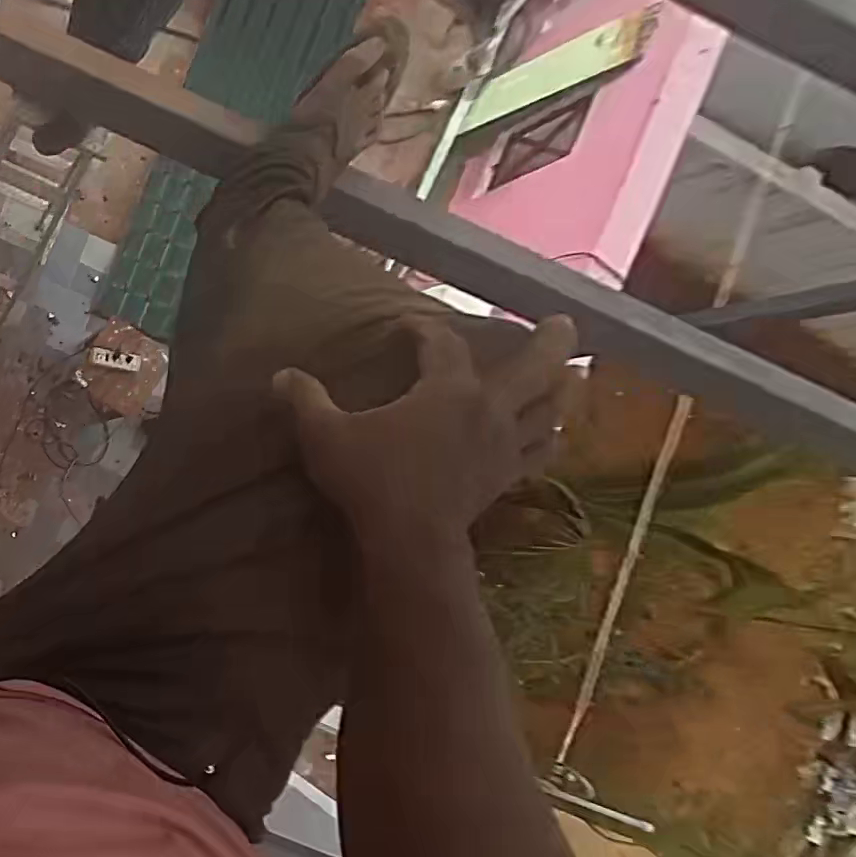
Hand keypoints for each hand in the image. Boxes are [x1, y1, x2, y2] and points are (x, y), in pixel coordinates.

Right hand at [274, 314, 577, 549]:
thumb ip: (305, 400)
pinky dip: (551, 440)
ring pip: (552, 407)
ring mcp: (503, 443)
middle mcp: (487, 408)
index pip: (442, 345)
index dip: (426, 329)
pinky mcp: (506, 475)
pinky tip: (554, 436)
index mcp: (446, 390)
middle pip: (536, 365)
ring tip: (574, 373)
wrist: (409, 535)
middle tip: (563, 321)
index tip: (409, 324)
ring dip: (565, 387)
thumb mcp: (324, 435)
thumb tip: (281, 374)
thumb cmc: (368, 478)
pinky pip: (542, 453)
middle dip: (552, 339)